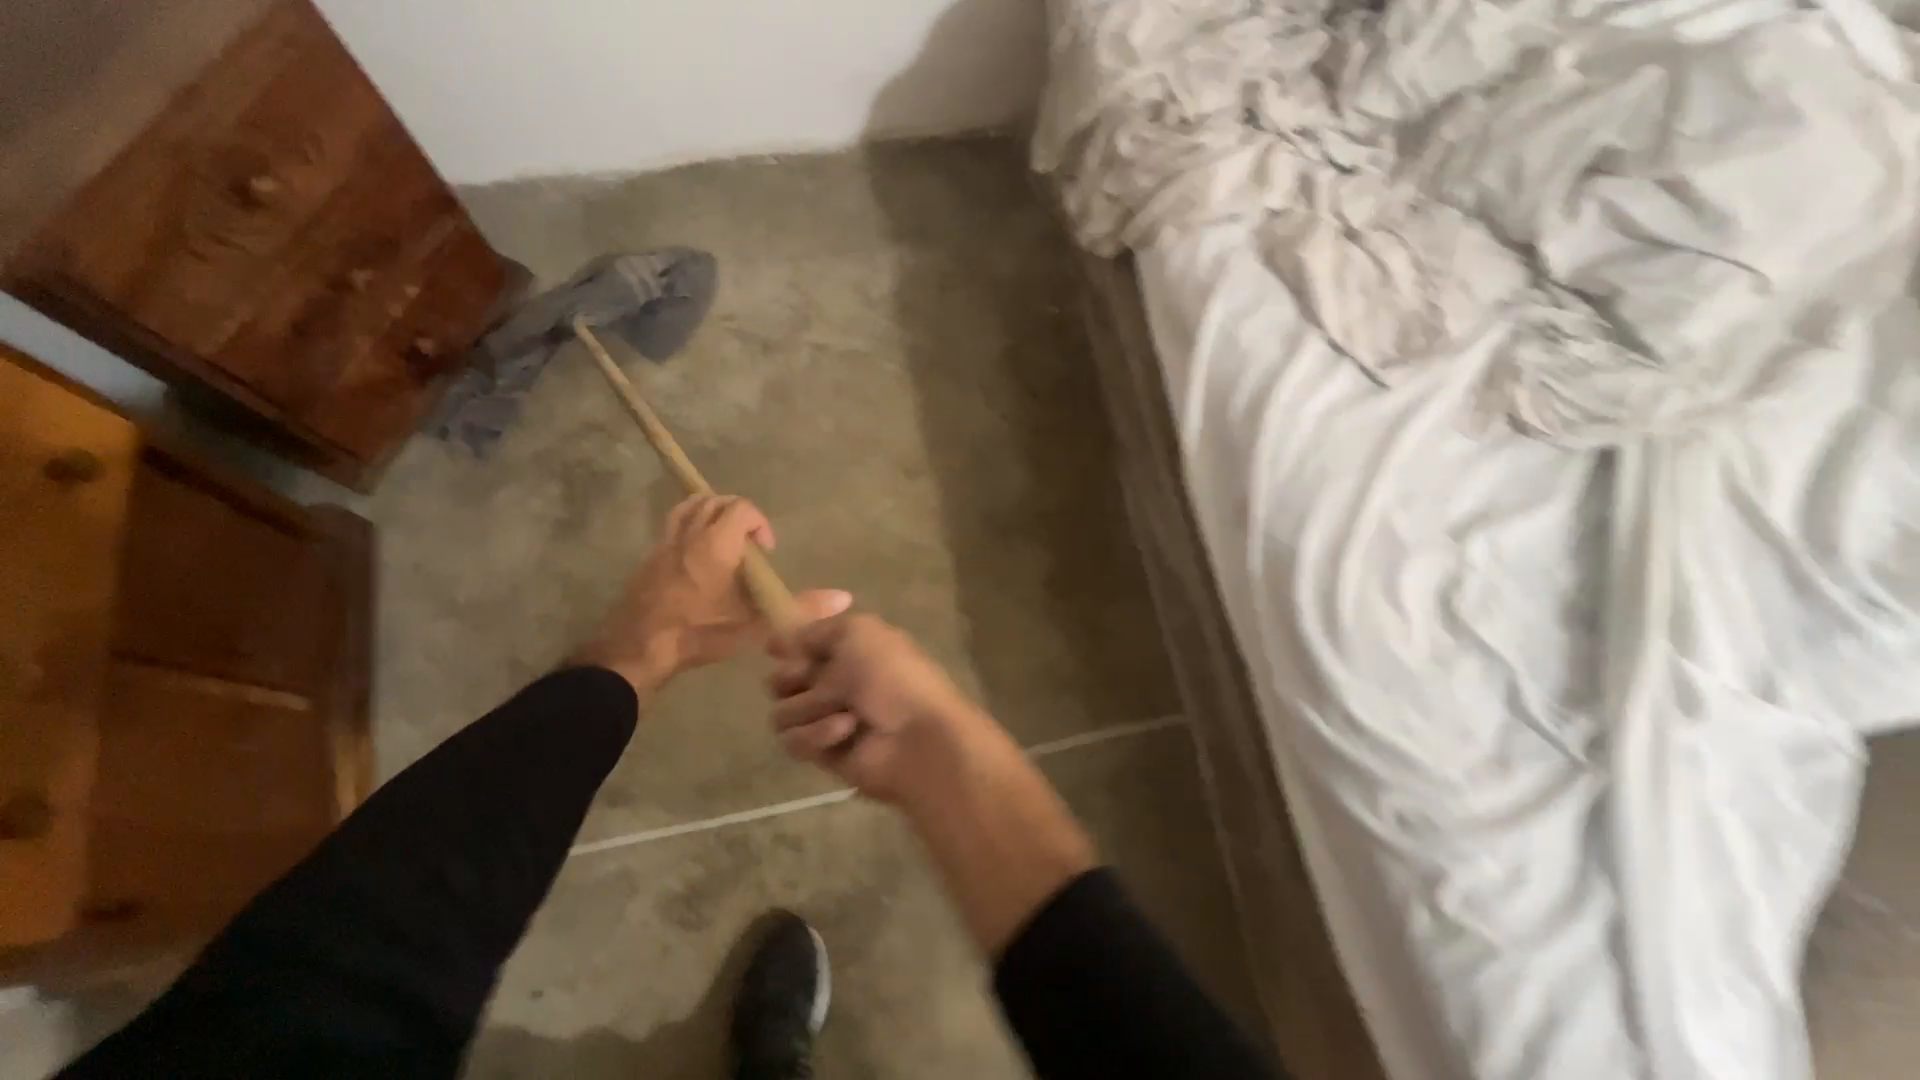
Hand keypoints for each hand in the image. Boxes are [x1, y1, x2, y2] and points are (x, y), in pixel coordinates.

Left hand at [571, 495, 850, 700]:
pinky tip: (696, 561)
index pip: (740, 508)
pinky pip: (670, 529)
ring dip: (708, 514)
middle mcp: (689, 535)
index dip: (758, 522)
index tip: (765, 551)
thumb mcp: (756, 624)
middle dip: (735, 514)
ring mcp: (663, 545)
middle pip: (712, 501)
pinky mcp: (647, 560)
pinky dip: (687, 531)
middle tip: (748, 544)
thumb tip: (844, 598)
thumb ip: (800, 607)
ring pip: (686, 508)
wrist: (639, 649)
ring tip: (722, 541)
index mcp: (716, 543)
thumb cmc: (701, 633)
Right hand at [767, 614, 993, 802]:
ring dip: (810, 709)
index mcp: (850, 649)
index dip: (786, 645)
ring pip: (783, 711)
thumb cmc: (891, 676)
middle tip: (809, 679)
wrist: (914, 736)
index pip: (802, 644)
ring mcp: (826, 718)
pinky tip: (845, 732)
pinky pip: (793, 741)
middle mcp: (835, 682)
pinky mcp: (821, 752)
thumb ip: (818, 629)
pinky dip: (818, 734)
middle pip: (782, 678)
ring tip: (844, 712)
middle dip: (792, 677)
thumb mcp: (858, 632)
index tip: (776, 647)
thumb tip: (785, 641)